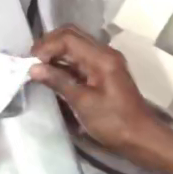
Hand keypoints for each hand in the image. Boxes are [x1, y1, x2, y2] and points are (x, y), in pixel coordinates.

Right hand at [30, 26, 167, 153]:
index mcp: (102, 57)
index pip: (68, 38)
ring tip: (38, 67)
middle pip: (71, 35)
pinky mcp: (103, 71)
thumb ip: (58, 81)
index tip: (31, 63)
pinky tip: (52, 74)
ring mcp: (105, 61)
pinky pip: (80, 58)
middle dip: (49, 44)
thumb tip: (33, 68)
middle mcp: (104, 53)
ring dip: (55, 52)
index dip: (46, 46)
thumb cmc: (113, 122)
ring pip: (75, 45)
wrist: (141, 138)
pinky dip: (64, 61)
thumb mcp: (83, 103)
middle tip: (32, 61)